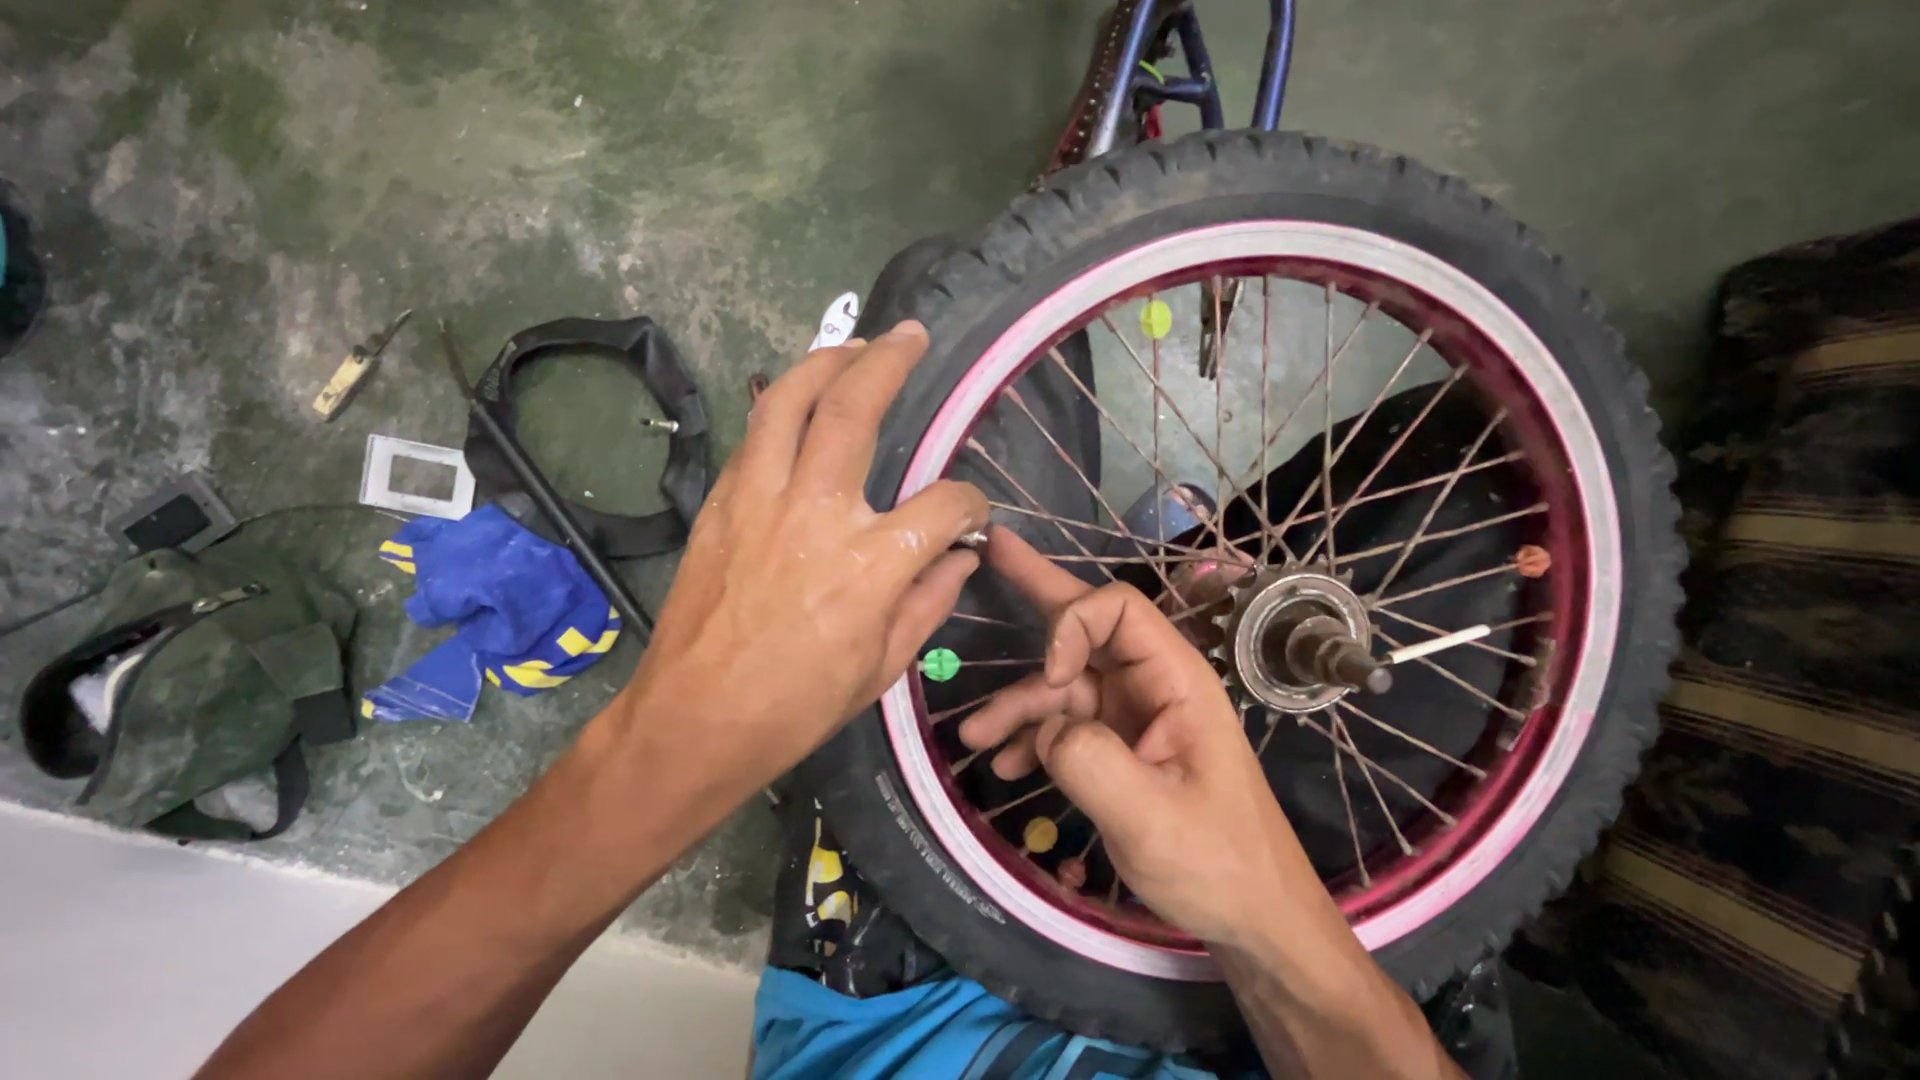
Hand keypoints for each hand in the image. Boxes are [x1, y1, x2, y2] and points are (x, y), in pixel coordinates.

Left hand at [620, 321, 987, 783]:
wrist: (694, 719)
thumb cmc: (797, 707)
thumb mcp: (884, 668)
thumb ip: (929, 601)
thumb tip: (958, 556)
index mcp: (872, 565)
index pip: (944, 504)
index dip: (971, 504)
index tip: (971, 514)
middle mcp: (818, 512)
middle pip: (857, 409)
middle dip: (891, 362)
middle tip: (912, 335)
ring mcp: (760, 499)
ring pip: (790, 400)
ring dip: (826, 361)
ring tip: (853, 346)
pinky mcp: (721, 503)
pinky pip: (755, 435)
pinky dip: (784, 407)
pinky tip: (801, 405)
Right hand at [959, 528, 1341, 947]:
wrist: (1250, 916)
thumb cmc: (1217, 861)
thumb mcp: (1151, 817)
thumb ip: (1089, 762)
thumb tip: (1045, 727)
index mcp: (1175, 679)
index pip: (1117, 610)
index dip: (1070, 628)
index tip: (1051, 680)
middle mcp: (1151, 685)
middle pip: (1086, 627)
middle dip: (1037, 594)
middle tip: (992, 551)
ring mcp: (1132, 717)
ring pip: (1063, 687)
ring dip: (1017, 705)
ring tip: (973, 737)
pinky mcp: (1118, 749)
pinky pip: (1064, 727)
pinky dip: (1031, 740)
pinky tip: (1005, 765)